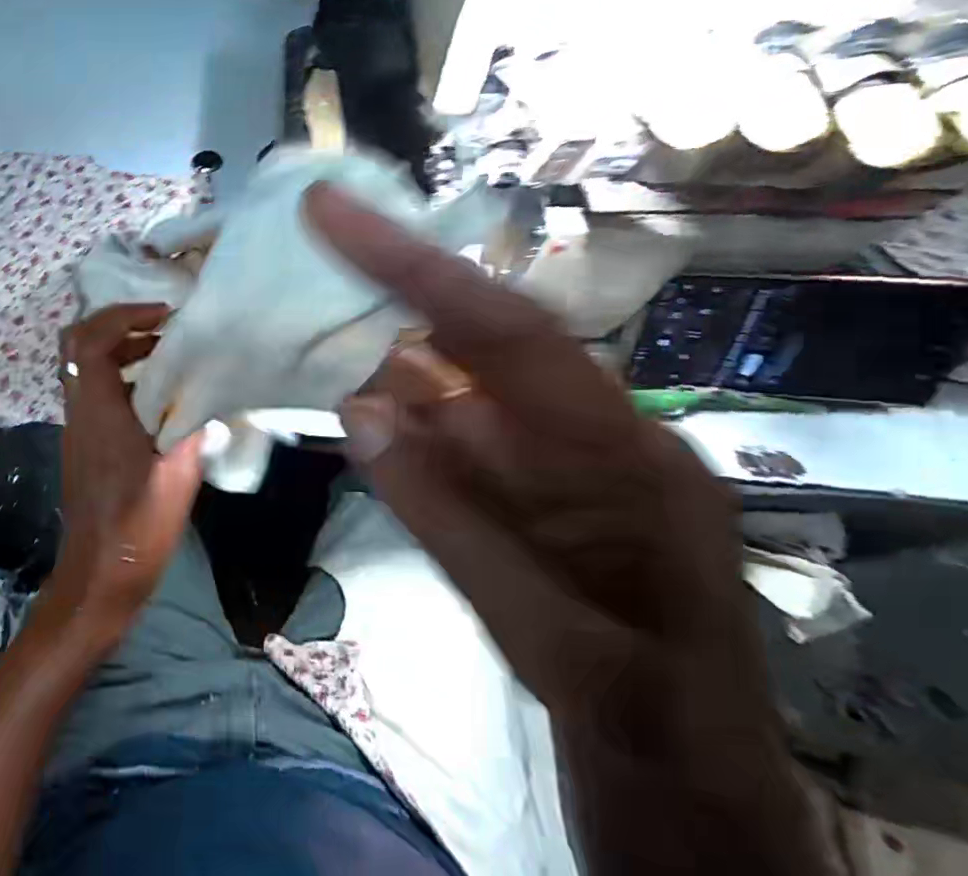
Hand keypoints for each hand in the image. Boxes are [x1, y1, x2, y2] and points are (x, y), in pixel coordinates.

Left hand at [47, 304, 203, 642]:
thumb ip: (193, 437)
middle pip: (79, 347)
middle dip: (118, 325)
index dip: (122, 317)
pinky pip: (96, 393)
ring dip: (121, 351)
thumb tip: (216, 403)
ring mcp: (78, 429)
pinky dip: (122, 379)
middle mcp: (80, 413)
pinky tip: (159, 397)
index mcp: (98, 414)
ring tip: (167, 354)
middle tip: (163, 328)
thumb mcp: (174, 484)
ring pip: (87, 369)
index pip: (90, 343)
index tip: (163, 316)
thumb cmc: (135, 532)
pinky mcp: (85, 444)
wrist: (98, 576)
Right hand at [304, 183, 771, 763]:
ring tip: (298, 308)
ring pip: (446, 374)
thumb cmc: (627, 694)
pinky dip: (385, 403)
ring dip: (375, 344)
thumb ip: (443, 511)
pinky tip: (336, 391)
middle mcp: (580, 423)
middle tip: (306, 236)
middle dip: (388, 282)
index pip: (505, 330)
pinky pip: (438, 420)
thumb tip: (356, 411)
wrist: (669, 757)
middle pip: (473, 330)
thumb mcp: (536, 620)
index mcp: (616, 447)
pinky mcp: (509, 471)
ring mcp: (540, 446)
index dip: (413, 266)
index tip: (334, 211)